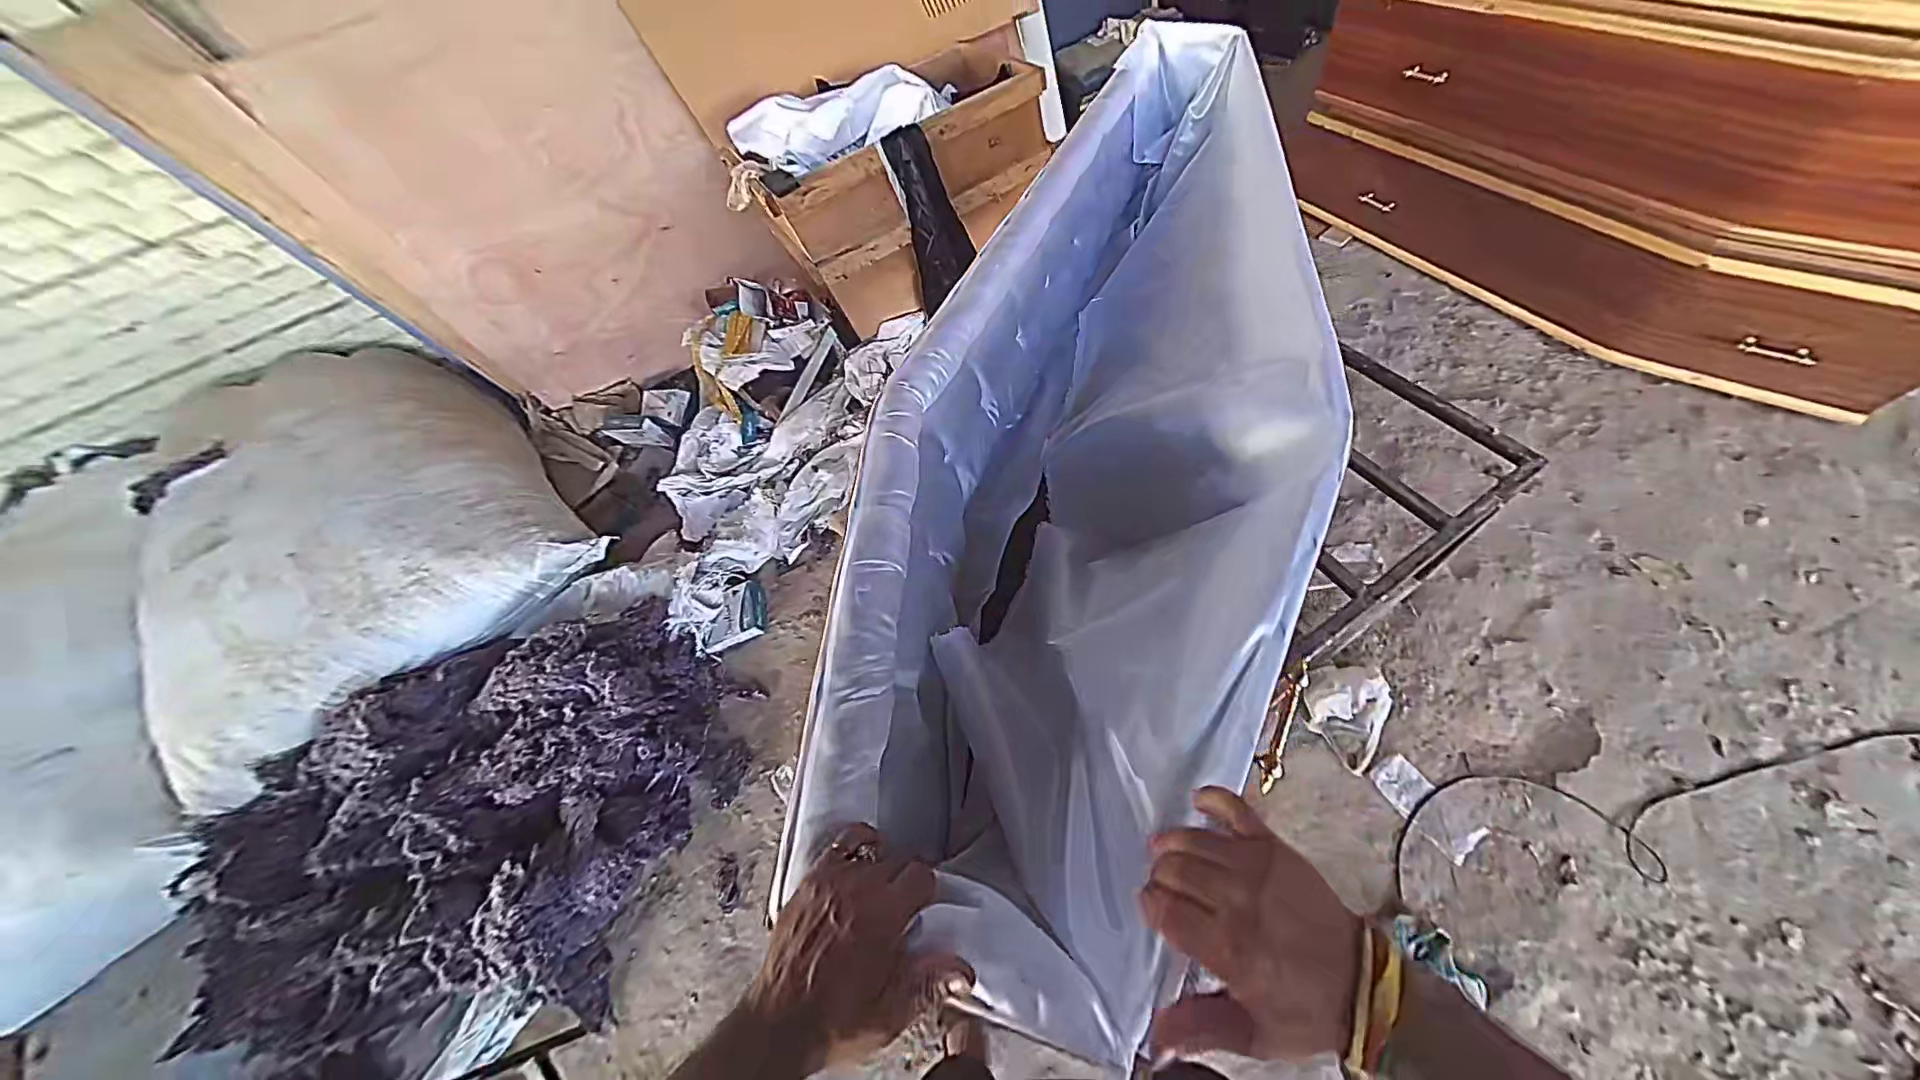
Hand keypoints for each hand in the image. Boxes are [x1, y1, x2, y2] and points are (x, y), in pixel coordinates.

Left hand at [745, 824, 971, 1071]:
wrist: (779, 1026)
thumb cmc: (830, 1020)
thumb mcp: (891, 1012)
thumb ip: (929, 983)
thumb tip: (961, 970)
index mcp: (884, 915)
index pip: (922, 876)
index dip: (929, 890)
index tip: (927, 904)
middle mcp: (858, 889)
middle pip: (900, 862)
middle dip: (909, 880)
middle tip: (908, 903)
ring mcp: (832, 882)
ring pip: (873, 850)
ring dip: (884, 864)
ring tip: (885, 884)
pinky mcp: (810, 883)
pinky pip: (839, 844)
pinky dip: (854, 844)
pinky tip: (860, 856)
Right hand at [1140, 786, 1362, 1061]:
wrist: (1361, 982)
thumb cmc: (1302, 1009)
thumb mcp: (1250, 1033)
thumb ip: (1199, 1028)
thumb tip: (1154, 1036)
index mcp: (1230, 947)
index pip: (1166, 909)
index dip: (1149, 904)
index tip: (1151, 907)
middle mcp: (1239, 900)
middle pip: (1174, 871)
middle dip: (1158, 876)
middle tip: (1162, 886)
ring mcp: (1256, 867)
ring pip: (1192, 840)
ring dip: (1171, 843)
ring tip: (1166, 851)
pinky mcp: (1273, 847)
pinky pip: (1234, 809)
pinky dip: (1211, 800)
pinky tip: (1196, 803)